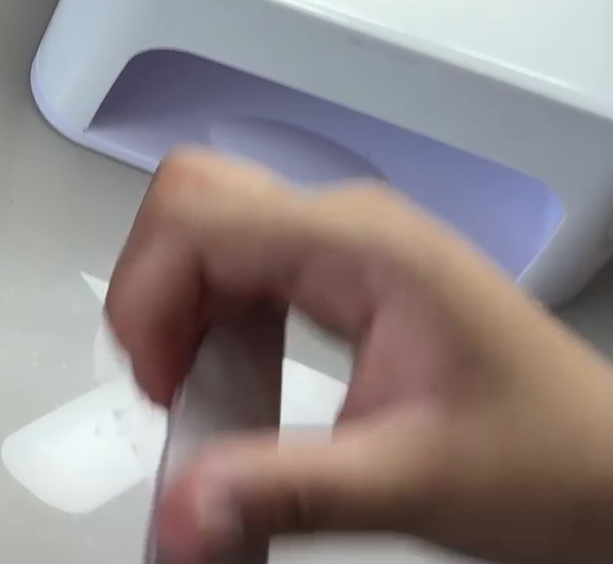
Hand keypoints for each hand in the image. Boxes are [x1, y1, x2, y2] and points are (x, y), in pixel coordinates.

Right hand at [108, 149, 612, 563]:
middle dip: (148, 281)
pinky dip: (194, 301)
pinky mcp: (320, 259)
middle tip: (167, 367)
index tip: (162, 383)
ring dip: (167, 293)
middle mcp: (337, 220)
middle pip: (184, 200)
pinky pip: (219, 250)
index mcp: (362, 245)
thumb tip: (183, 511)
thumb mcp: (415, 485)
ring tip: (190, 371)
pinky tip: (221, 359)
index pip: (193, 221)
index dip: (148, 296)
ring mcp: (329, 233)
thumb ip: (283, 490)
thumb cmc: (564, 470)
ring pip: (191, 219)